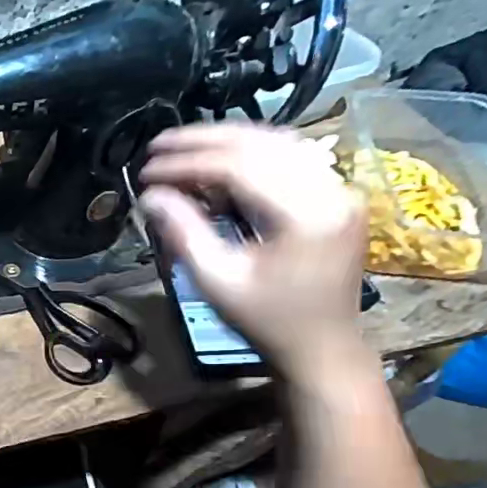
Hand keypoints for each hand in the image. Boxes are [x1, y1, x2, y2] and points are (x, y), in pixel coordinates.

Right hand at [138, 123, 370, 384]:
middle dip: (204, 142)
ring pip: (277, 143)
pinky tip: (219, 160)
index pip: (240, 166)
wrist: (321, 345)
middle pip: (261, 144)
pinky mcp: (335, 195)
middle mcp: (332, 190)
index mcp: (306, 214)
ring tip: (182, 149)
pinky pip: (290, 157)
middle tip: (157, 146)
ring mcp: (339, 190)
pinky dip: (250, 153)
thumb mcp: (216, 281)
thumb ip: (183, 232)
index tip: (147, 170)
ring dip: (226, 142)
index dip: (188, 163)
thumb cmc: (266, 320)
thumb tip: (149, 196)